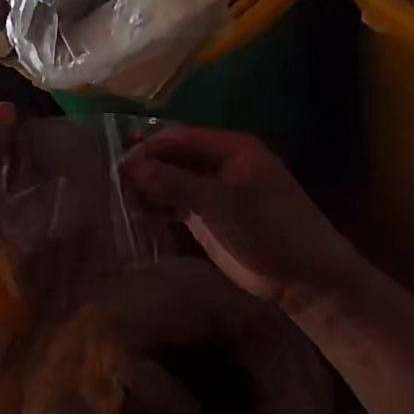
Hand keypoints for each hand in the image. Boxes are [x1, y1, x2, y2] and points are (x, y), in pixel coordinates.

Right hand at [122, 126, 366, 310]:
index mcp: (232, 149)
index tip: (117, 158)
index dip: (149, 145)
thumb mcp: (222, 203)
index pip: (181, 138)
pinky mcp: (208, 218)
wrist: (302, 276)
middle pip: (174, 157)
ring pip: (172, 181)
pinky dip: (157, 206)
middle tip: (110, 178)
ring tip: (114, 194)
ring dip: (147, 186)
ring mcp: (214, 192)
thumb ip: (176, 183)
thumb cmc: (270, 229)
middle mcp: (220, 165)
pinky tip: (132, 210)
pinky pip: (176, 204)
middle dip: (145, 165)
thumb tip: (130, 165)